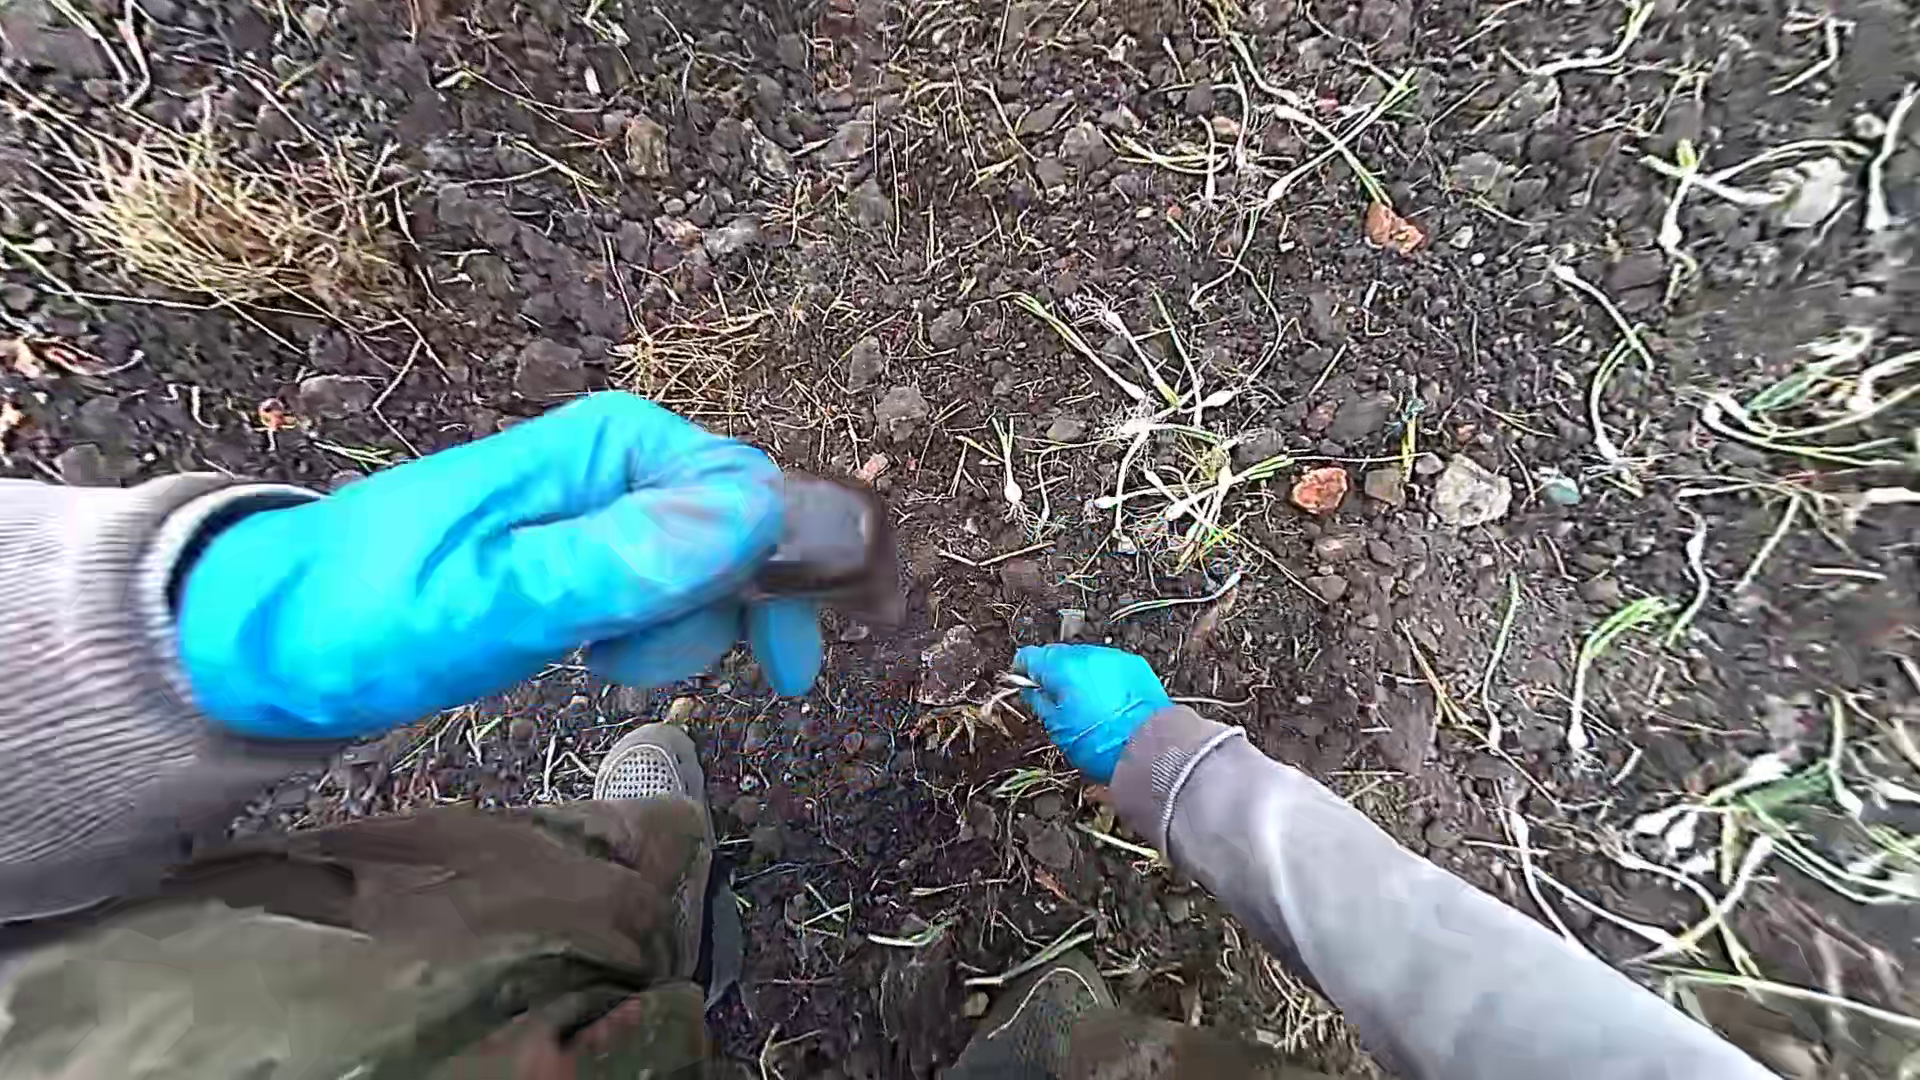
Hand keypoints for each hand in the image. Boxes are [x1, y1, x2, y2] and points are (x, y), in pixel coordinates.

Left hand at [178, 393, 821, 737]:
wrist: (281, 639)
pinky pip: (685, 584)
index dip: (771, 569)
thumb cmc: (376, 613)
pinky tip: (613, 655)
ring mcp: (629, 500)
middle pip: (745, 530)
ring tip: (610, 665)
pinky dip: (670, 631)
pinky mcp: (616, 541)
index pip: (752, 491)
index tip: (761, 651)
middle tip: (651, 667)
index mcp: (624, 443)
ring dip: (692, 629)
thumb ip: (630, 557)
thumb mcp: (501, 597)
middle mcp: (639, 460)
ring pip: (723, 565)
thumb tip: (760, 519)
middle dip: (727, 608)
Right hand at [1012, 645, 1171, 782]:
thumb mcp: (1058, 728)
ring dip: (1079, 677)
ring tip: (1086, 707)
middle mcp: (1086, 654)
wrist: (1152, 749)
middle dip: (1054, 675)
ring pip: (1084, 661)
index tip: (1026, 685)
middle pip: (1058, 656)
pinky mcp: (1134, 665)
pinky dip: (1103, 680)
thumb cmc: (1103, 744)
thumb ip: (1039, 702)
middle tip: (1057, 702)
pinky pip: (1108, 667)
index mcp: (1061, 667)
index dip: (1024, 672)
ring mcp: (1112, 658)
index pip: (1030, 656)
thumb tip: (1030, 690)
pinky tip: (1107, 704)